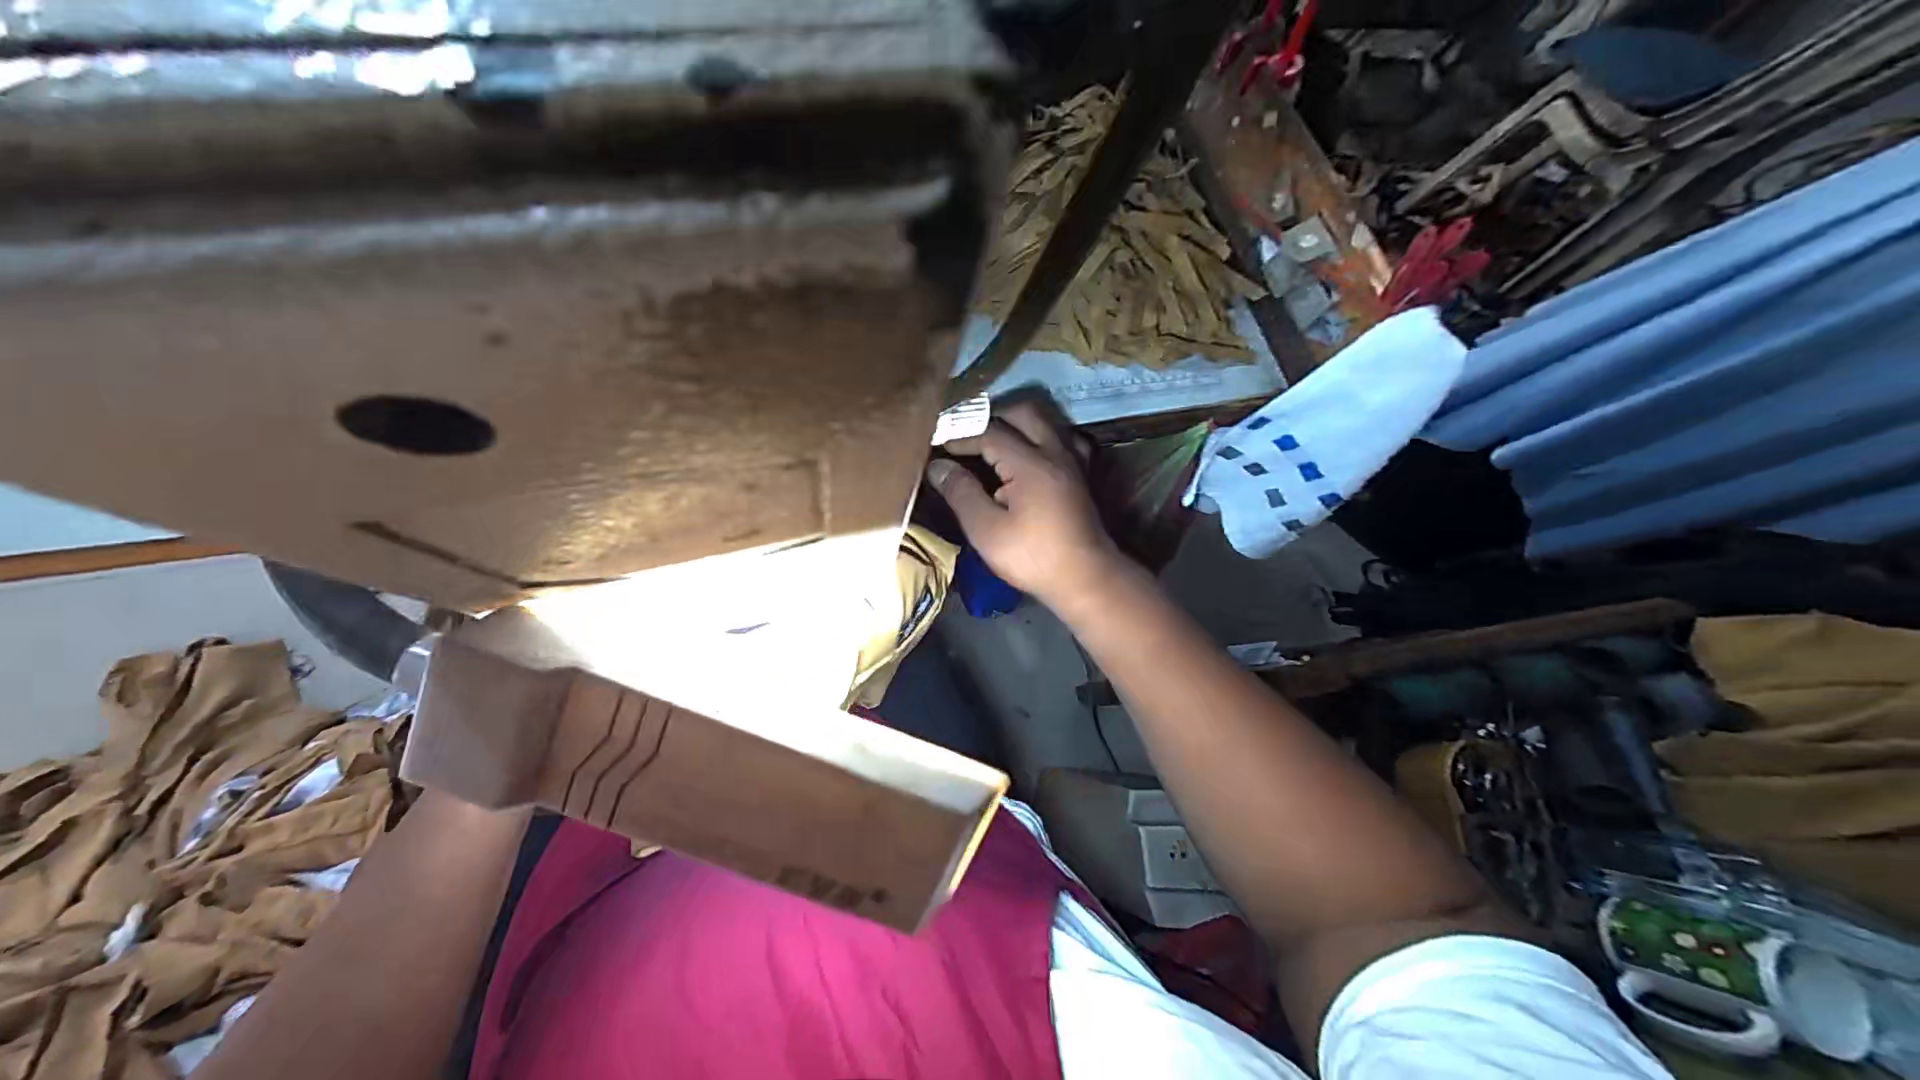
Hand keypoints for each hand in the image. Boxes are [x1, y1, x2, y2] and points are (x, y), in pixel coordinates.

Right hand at [924, 401, 1128, 614]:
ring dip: (1018, 422)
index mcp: (1030, 463)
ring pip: (1046, 422)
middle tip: (966, 435)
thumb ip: (961, 493)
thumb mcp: (986, 530)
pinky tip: (1032, 454)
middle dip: (991, 417)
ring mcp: (1073, 461)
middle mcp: (1055, 452)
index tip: (939, 445)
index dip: (961, 435)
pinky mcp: (1082, 475)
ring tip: (995, 440)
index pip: (989, 432)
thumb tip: (938, 466)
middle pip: (1022, 412)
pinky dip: (1044, 437)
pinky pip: (1064, 439)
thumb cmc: (1033, 557)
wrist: (1086, 579)